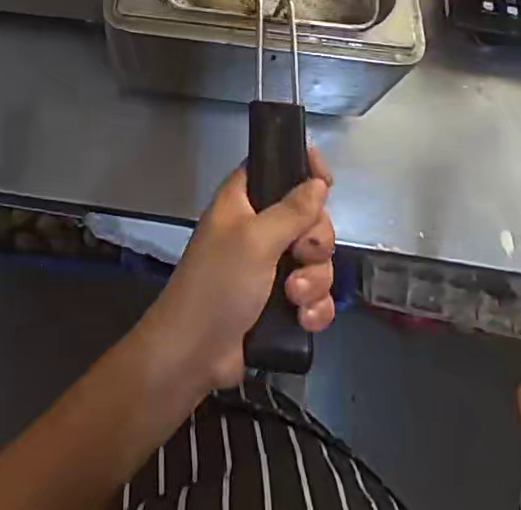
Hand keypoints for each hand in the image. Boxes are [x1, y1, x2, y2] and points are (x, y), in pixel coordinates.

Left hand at [138, 147, 335, 390]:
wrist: (195, 352)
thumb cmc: (218, 283)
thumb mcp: (255, 240)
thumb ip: (291, 210)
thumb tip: (318, 183)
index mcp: (243, 201)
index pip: (276, 167)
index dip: (302, 170)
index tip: (324, 181)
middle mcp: (258, 228)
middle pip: (308, 217)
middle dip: (315, 242)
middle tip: (300, 255)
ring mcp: (270, 266)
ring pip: (316, 260)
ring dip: (314, 281)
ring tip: (294, 298)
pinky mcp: (280, 301)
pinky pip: (315, 294)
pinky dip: (315, 307)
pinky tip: (303, 319)